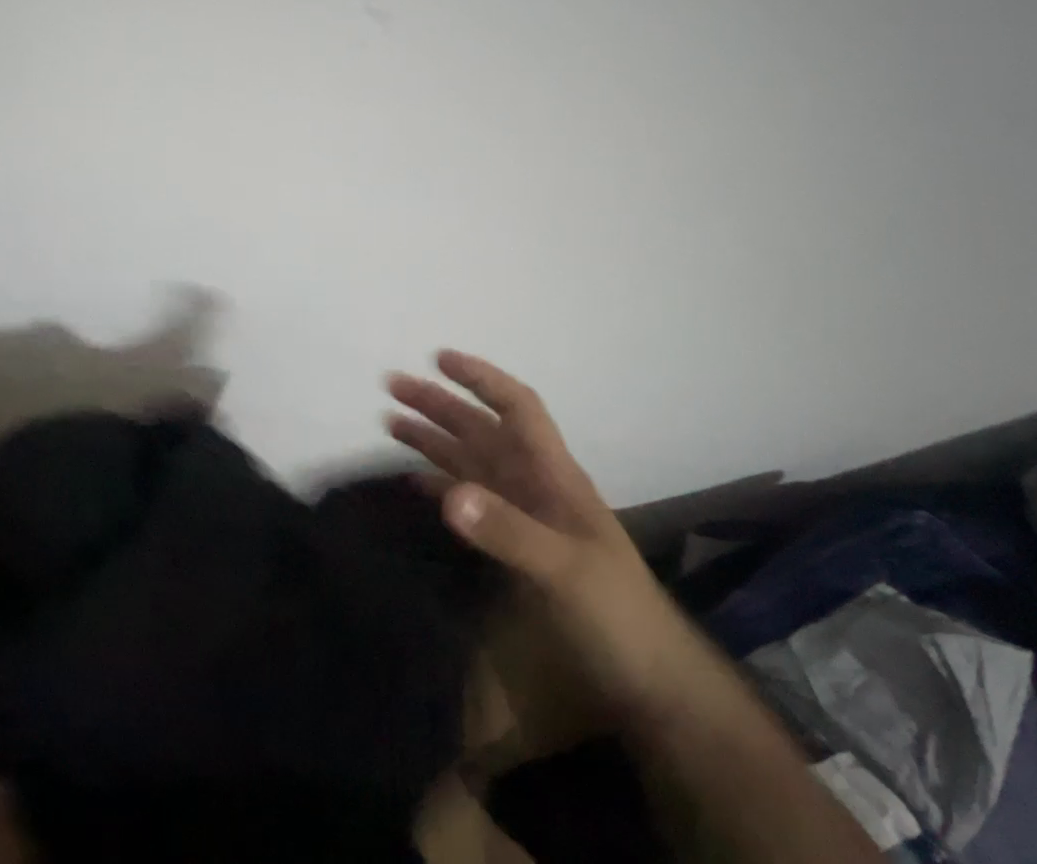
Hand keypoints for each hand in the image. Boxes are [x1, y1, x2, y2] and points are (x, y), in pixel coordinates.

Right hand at [386, 351, 709, 724]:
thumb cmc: (615, 615)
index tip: (439, 359)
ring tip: (391, 422)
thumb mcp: (566, 572)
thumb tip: (449, 494)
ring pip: (472, 464)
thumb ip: (510, 533)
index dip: (482, 381)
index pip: (519, 411)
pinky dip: (440, 486)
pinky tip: (413, 482)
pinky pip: (469, 503)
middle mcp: (535, 487)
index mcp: (555, 478)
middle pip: (483, 432)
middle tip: (391, 387)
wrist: (645, 677)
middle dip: (441, 405)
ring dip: (434, 440)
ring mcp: (523, 517)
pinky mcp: (512, 547)